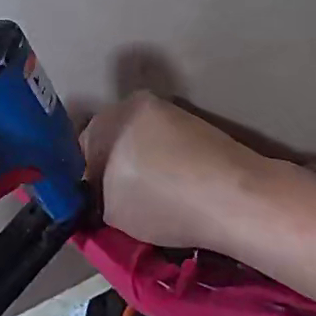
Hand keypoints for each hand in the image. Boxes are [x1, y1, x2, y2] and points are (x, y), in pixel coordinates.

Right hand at [80, 92, 275, 252]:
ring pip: (141, 142)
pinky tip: (178, 192)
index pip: (79, 149)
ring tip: (152, 201)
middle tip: (120, 203)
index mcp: (108, 116)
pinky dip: (167, 166)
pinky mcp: (199, 126)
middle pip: (112, 140)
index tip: (94, 204)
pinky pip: (169, 147)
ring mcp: (171, 112)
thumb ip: (95, 199)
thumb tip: (100, 197)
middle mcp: (136, 103)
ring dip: (141, 166)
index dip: (84, 180)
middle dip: (113, 168)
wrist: (237, 198)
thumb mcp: (109, 212)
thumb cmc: (162, 201)